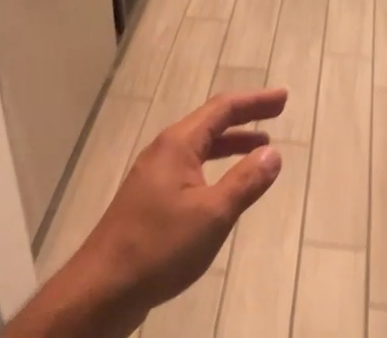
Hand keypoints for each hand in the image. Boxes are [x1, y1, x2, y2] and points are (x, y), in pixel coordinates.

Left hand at [83, 87, 287, 306]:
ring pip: (200, 146)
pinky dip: (215, 164)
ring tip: (261, 147)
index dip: (255, 101)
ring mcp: (154, 175)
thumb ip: (245, 182)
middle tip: (278, 112)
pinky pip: (191, 167)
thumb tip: (273, 152)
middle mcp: (164, 150)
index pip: (223, 109)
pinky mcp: (150, 199)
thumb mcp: (212, 215)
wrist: (103, 287)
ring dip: (231, 142)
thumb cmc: (159, 246)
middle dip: (245, 116)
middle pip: (210, 122)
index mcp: (178, 144)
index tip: (284, 98)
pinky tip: (225, 184)